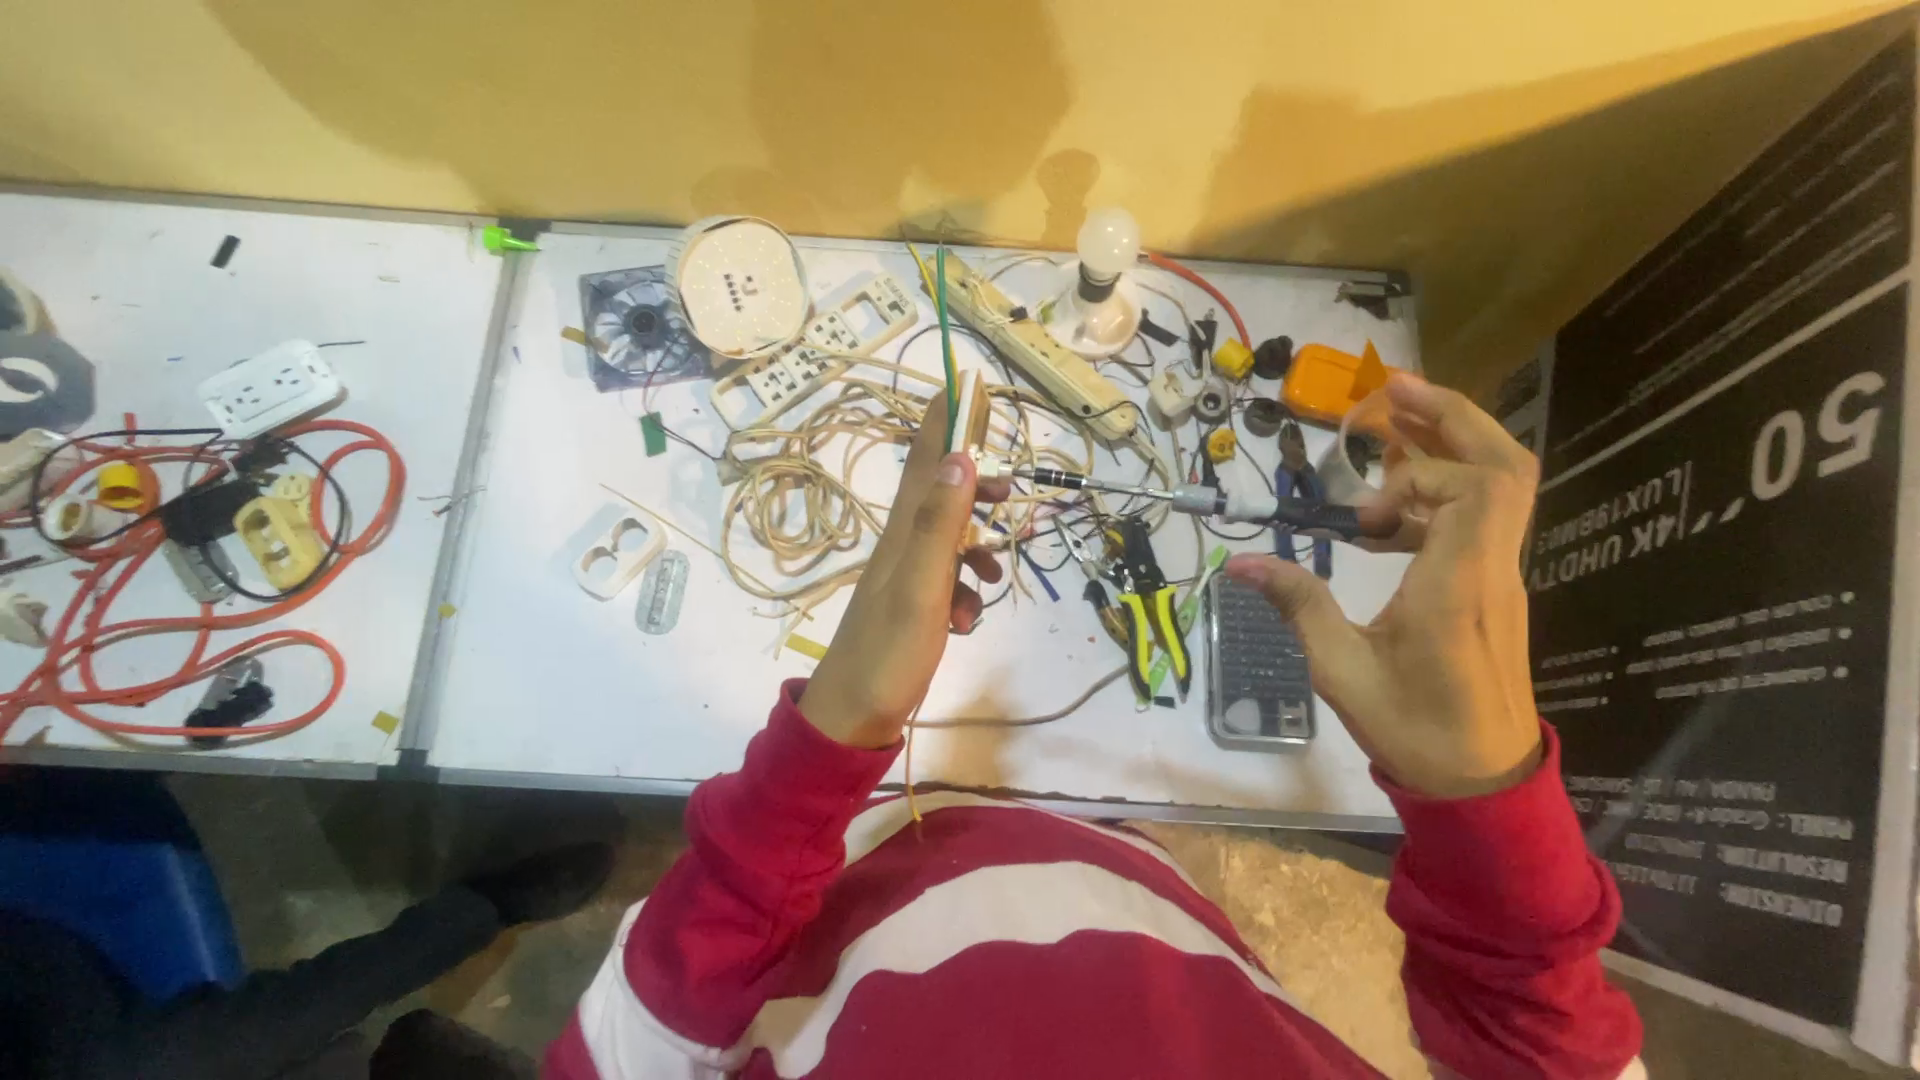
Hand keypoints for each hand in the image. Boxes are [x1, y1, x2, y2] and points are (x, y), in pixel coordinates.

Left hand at [799, 402, 1007, 747]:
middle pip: (944, 488)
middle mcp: (904, 541)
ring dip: (980, 547)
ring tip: (995, 571)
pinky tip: (970, 619)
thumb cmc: (888, 652)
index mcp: (904, 528)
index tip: (969, 381)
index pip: (925, 455)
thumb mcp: (921, 586)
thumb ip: (940, 522)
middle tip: (1014, 491)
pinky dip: (968, 590)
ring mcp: (907, 573)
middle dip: (980, 484)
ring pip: (953, 536)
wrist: (854, 716)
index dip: (946, 416)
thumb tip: (960, 454)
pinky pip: (950, 578)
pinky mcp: (914, 603)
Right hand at [1224, 374, 1542, 797]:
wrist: (1481, 780)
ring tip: (1386, 429)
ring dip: (1447, 448)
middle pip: (1504, 466)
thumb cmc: (1411, 727)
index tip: (1363, 516)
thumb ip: (1296, 604)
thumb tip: (1238, 561)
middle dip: (1452, 417)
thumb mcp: (1339, 668)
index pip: (1476, 487)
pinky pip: (1479, 518)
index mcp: (1459, 584)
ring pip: (1499, 486)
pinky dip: (1439, 494)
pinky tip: (1387, 517)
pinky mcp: (1492, 588)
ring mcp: (1500, 577)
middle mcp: (1492, 568)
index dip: (1420, 473)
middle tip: (1391, 390)